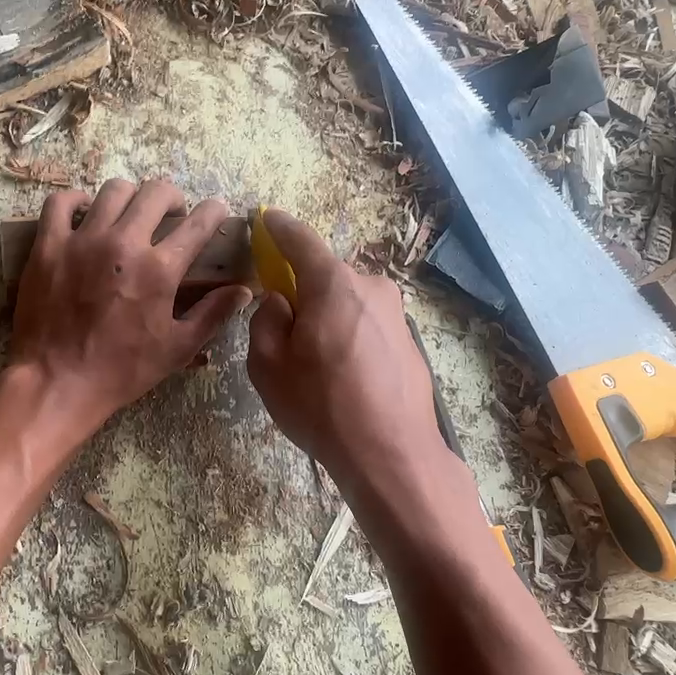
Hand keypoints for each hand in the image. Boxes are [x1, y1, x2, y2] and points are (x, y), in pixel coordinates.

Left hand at [11, 179, 252, 430]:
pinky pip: (61, 202)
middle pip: (156, 193)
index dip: (214, 211)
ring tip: (130, 214)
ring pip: (113, 190)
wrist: (57, 382)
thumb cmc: (121, 370)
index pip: (199, 222)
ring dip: (130, 197)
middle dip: (173, 198)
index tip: (215, 212)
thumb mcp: (176, 348)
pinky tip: (85, 213)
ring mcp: (82, 240)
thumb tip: (244, 291)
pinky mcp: (49, 245)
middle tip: (172, 214)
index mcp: (160, 269)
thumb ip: (213, 315)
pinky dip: (76, 200)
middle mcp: (124, 244)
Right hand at [246, 209, 446, 491]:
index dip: (279, 228)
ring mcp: (396, 314)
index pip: (301, 239)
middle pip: (326, 276)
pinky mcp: (409, 341)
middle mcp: (371, 287)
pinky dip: (349, 337)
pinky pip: (366, 325)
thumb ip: (266, 320)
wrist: (393, 455)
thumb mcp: (268, 365)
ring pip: (347, 303)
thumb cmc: (321, 406)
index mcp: (334, 284)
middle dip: (303, 291)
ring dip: (327, 318)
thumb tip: (280, 302)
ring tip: (314, 365)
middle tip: (284, 328)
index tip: (266, 219)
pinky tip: (342, 378)